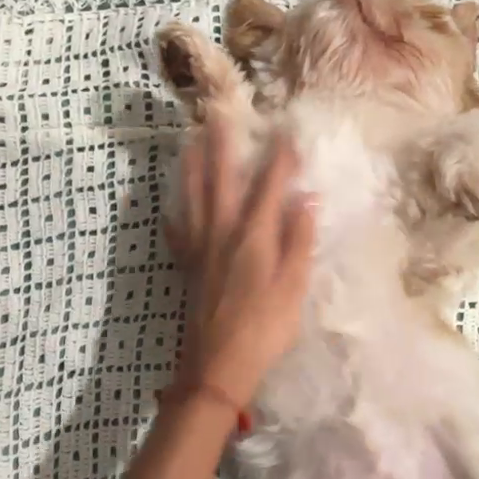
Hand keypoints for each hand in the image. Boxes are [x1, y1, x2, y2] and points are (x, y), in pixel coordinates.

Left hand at [164, 116, 316, 410]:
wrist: (218, 366)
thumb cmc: (264, 330)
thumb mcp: (293, 288)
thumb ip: (298, 241)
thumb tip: (305, 198)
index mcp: (252, 237)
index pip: (268, 186)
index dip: (279, 157)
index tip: (285, 129)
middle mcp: (222, 234)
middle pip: (221, 180)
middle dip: (222, 145)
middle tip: (218, 113)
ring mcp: (200, 249)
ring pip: (193, 197)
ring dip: (194, 166)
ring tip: (191, 141)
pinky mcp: (188, 267)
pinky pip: (178, 231)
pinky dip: (175, 213)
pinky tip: (172, 205)